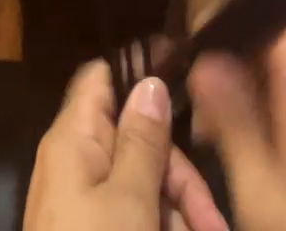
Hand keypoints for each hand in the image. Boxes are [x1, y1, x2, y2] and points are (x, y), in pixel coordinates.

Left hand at [25, 61, 227, 230]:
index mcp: (73, 140)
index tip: (188, 77)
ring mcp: (87, 202)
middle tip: (212, 220)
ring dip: (179, 212)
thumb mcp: (128, 202)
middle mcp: (77, 162)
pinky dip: (163, 227)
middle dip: (178, 174)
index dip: (140, 71)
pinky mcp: (99, 230)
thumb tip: (151, 81)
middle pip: (136, 138)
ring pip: (144, 183)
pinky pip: (137, 215)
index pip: (101, 79)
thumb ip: (142, 141)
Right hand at [190, 15, 285, 230]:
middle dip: (228, 54)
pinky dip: (257, 104)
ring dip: (238, 83)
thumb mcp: (262, 193)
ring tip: (205, 127)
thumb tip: (204, 57)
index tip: (197, 32)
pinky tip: (233, 143)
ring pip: (280, 67)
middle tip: (189, 93)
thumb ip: (235, 122)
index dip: (242, 11)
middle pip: (277, 41)